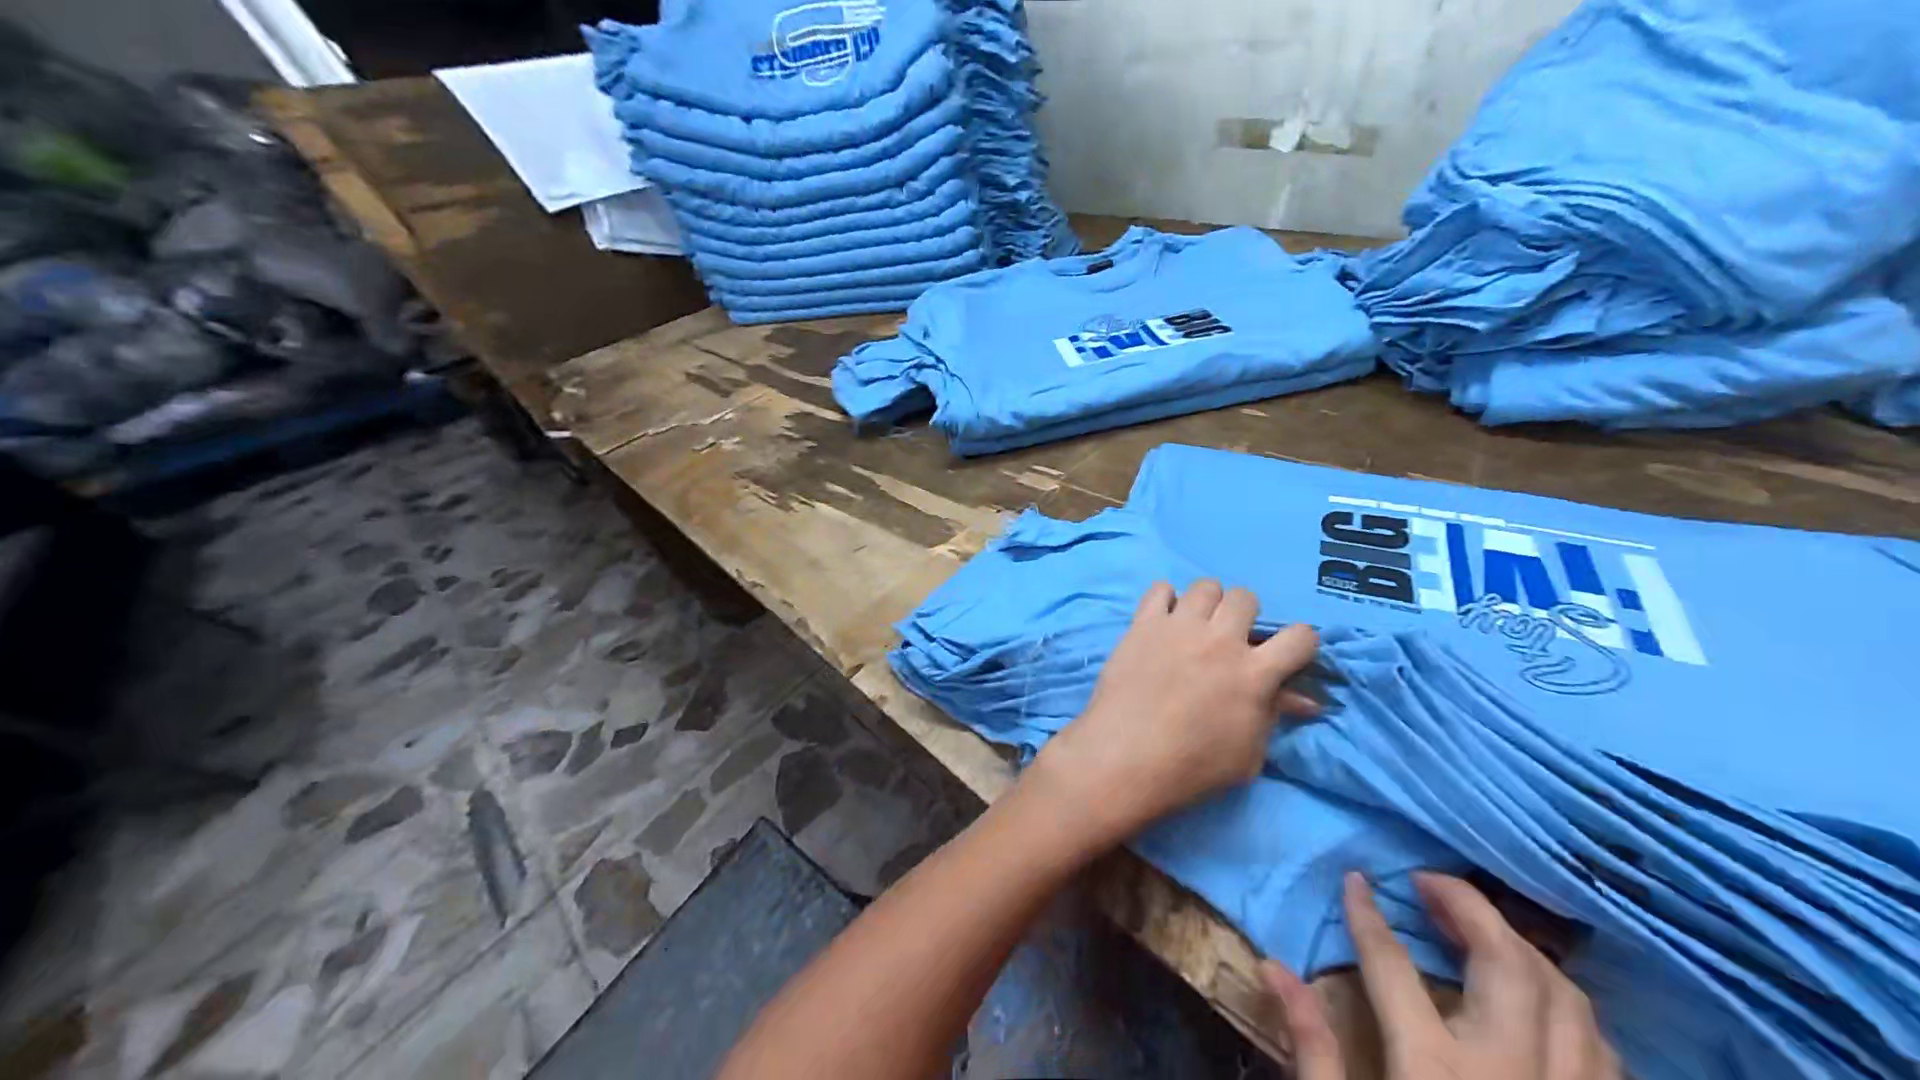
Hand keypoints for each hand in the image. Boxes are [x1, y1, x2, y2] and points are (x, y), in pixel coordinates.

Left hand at [1025, 579, 1320, 848]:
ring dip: (1208, 603)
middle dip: (1246, 615)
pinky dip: (1165, 599)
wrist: (1124, 758)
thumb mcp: (1247, 754)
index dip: (1301, 644)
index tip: (1288, 655)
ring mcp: (1178, 628)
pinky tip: (1163, 621)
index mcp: (1254, 673)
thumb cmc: (1191, 767)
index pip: (1301, 636)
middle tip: (1231, 639)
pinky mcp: (1142, 625)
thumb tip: (1304, 700)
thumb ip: (1273, 717)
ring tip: (1197, 626)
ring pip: (1205, 586)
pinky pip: (1159, 590)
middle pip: (1246, 597)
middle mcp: (1219, 640)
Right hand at [1263, 872, 1621, 1079]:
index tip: (1355, 881)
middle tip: (1427, 884)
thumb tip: (1273, 966)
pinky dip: (1564, 1004)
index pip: (1392, 965)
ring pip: (1567, 997)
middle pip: (1506, 964)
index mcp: (1436, 1073)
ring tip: (1476, 929)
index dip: (1368, 916)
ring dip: (1520, 947)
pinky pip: (1599, 1047)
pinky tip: (1532, 998)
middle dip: (1466, 907)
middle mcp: (1510, 1074)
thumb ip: (1312, 1045)